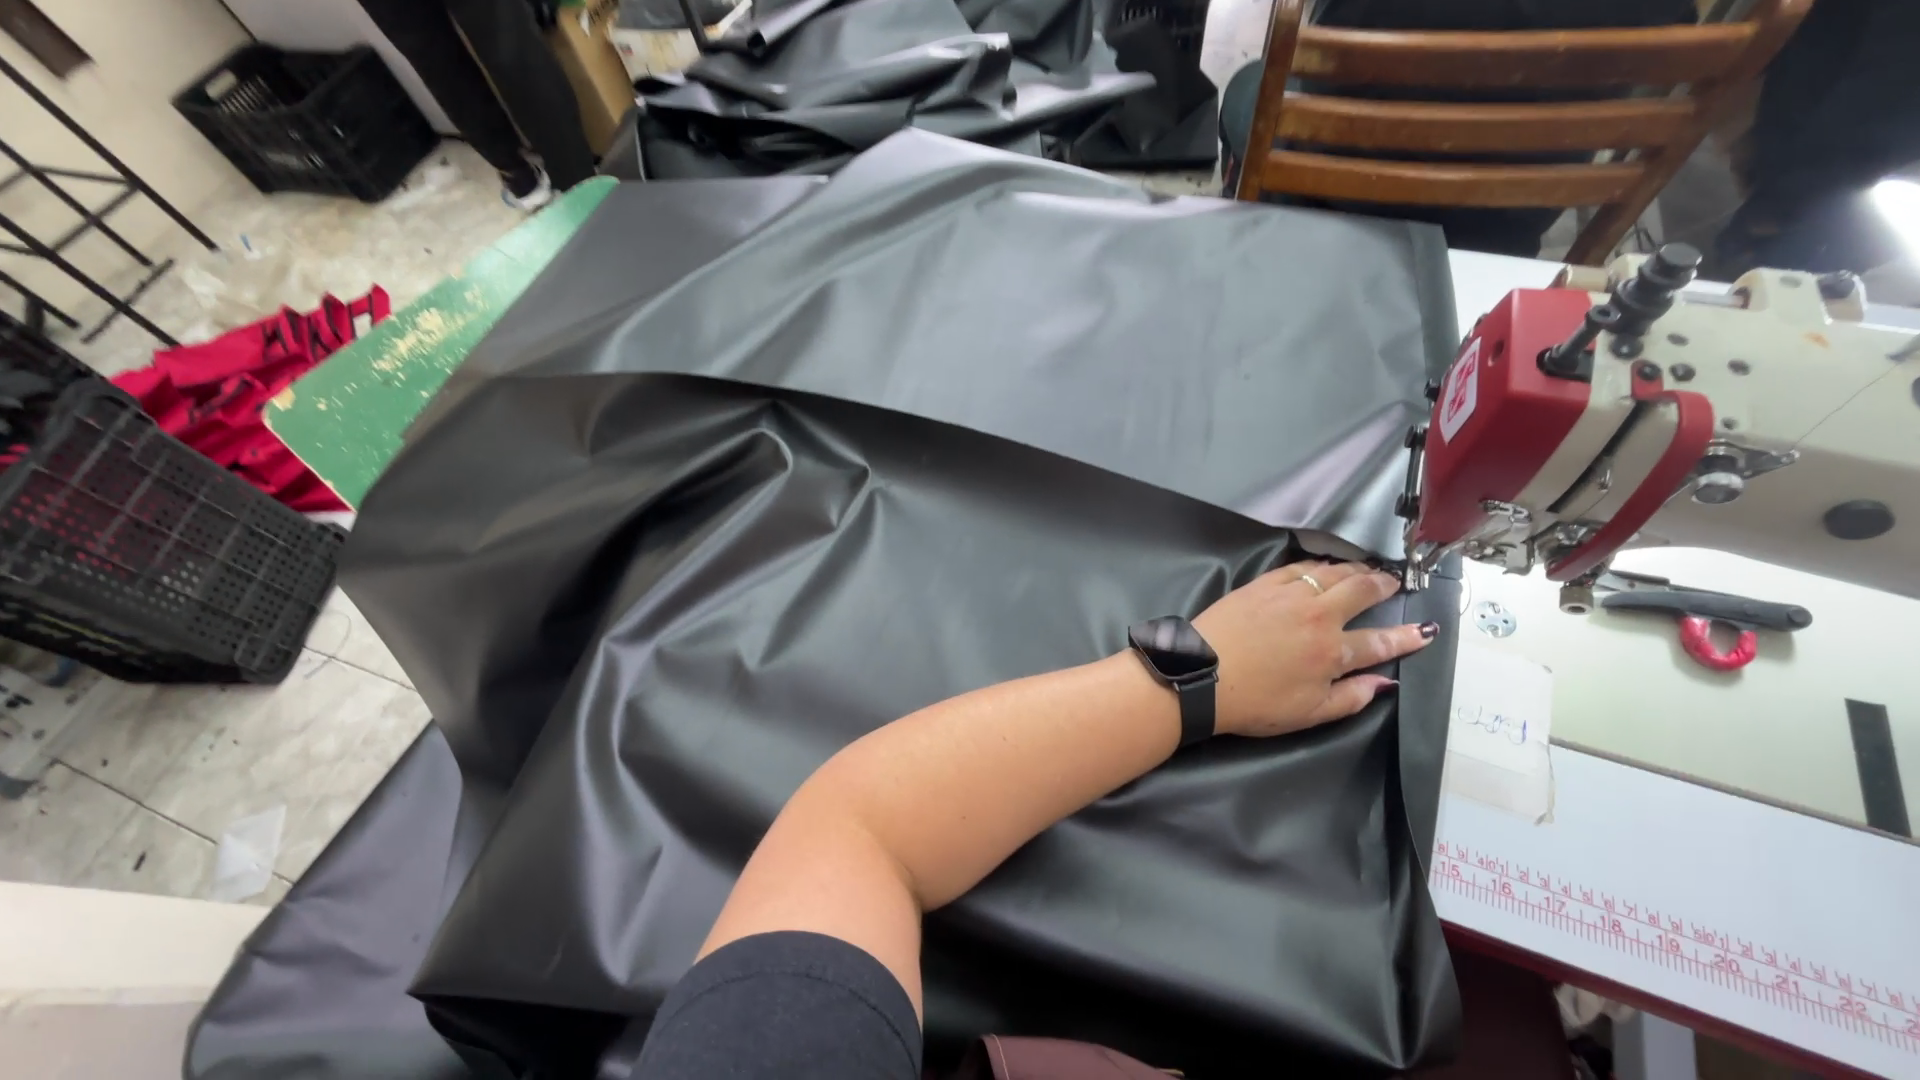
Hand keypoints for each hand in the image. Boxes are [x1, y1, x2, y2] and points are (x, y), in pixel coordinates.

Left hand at [1191, 561, 1436, 737]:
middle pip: (1360, 592)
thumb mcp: (1309, 714)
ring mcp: (1288, 596)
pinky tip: (1322, 567)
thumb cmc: (1254, 702)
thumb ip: (1352, 697)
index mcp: (1332, 652)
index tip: (1425, 630)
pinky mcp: (1262, 585)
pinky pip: (1298, 568)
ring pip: (1332, 574)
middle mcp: (1317, 616)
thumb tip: (1385, 682)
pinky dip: (1317, 566)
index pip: (1380, 641)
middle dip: (1383, 586)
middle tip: (1393, 582)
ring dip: (1354, 571)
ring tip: (1365, 571)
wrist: (1200, 675)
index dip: (1406, 636)